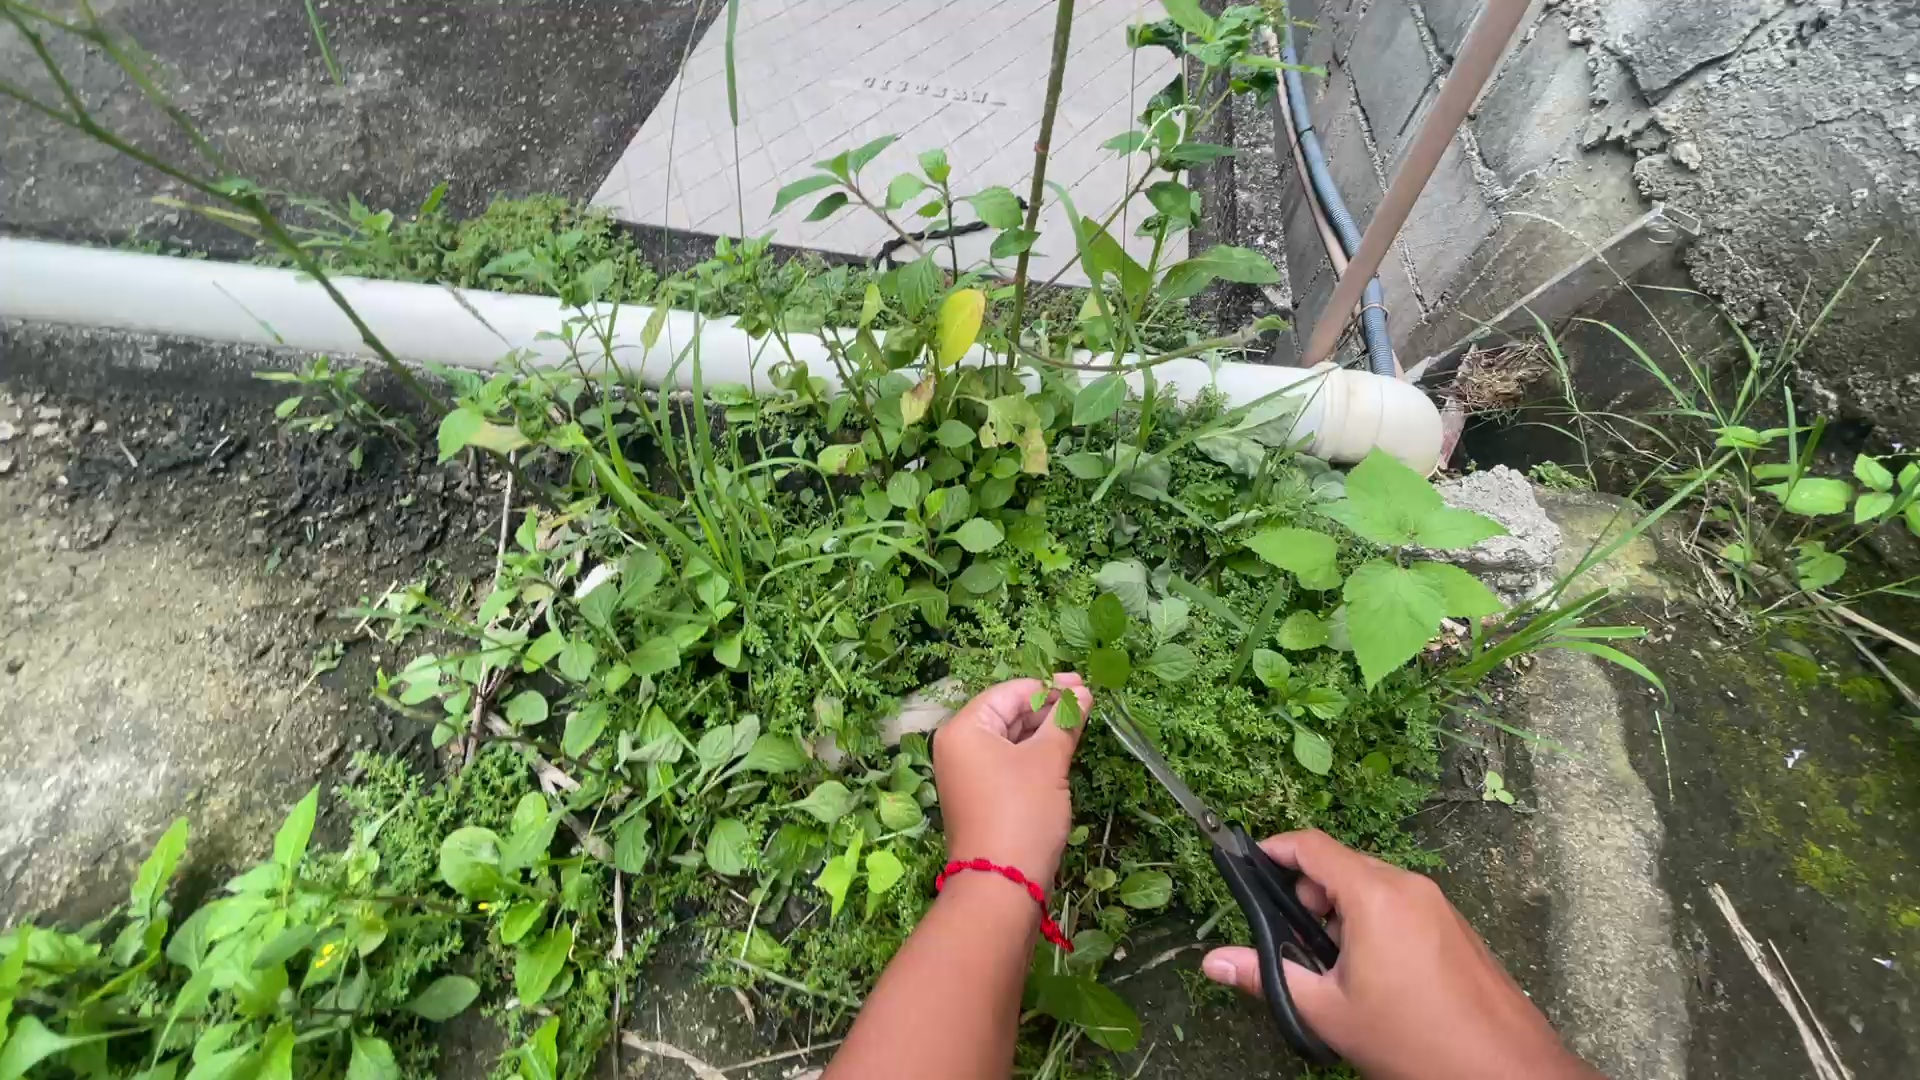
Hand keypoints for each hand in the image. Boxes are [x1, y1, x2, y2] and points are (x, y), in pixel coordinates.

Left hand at [932, 675, 1091, 887]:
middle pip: (1007, 713)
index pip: (1009, 693)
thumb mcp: (1048, 761)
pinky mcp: (981, 795)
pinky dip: (1033, 754)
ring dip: (1043, 730)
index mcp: (964, 729)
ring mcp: (968, 772)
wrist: (1002, 887)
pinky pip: (1008, 762)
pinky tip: (1061, 749)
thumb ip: (1064, 721)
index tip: (1084, 684)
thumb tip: (1083, 692)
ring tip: (1079, 723)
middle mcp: (959, 746)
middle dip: (1047, 707)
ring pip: (1010, 738)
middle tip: (1087, 702)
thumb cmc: (1022, 812)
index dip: (1049, 687)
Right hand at [1201, 830, 1601, 1079]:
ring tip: (1336, 962)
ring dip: (1340, 907)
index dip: (1275, 849)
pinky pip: (1400, 901)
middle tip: (1299, 937)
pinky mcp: (1458, 927)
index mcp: (1374, 895)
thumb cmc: (1417, 1044)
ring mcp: (1438, 905)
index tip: (1251, 866)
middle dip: (1308, 890)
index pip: (1312, 846)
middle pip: (1340, 863)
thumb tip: (1212, 962)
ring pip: (1371, 883)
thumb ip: (1266, 977)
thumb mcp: (1330, 1013)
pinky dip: (1373, 918)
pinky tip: (1376, 971)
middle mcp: (1407, 886)